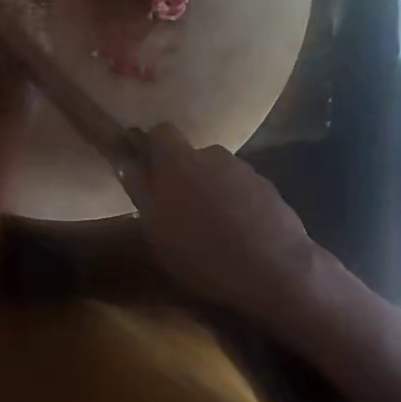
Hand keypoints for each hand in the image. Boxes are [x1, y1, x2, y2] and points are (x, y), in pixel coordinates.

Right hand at [137, 125, 322, 318]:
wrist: (273, 269)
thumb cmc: (202, 253)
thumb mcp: (157, 230)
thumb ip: (141, 191)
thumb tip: (127, 163)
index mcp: (180, 161)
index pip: (162, 132)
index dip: (154, 148)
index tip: (150, 172)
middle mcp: (214, 155)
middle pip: (193, 157)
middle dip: (186, 177)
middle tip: (181, 213)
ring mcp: (246, 170)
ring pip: (220, 174)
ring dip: (213, 192)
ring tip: (214, 230)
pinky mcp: (270, 189)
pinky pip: (244, 190)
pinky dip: (238, 205)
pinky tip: (240, 236)